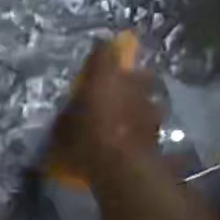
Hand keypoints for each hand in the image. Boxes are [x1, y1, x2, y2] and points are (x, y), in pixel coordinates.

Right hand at [47, 33, 163, 185]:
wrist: (123, 168)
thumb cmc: (87, 143)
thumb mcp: (62, 133)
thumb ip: (64, 120)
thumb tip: (63, 119)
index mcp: (105, 76)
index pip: (104, 50)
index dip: (98, 56)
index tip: (92, 65)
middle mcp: (131, 81)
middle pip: (132, 73)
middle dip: (124, 82)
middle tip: (112, 96)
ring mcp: (149, 103)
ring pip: (144, 96)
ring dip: (136, 104)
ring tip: (124, 121)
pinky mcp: (158, 126)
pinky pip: (148, 120)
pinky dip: (141, 126)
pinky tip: (132, 139)